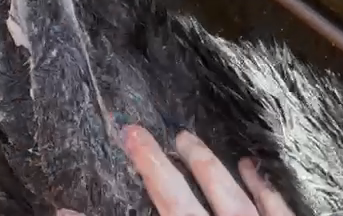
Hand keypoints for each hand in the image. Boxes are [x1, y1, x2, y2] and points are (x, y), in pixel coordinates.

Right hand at [59, 126, 295, 215]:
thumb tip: (64, 212)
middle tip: (143, 136)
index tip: (125, 135)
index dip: (142, 167)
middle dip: (164, 162)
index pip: (162, 201)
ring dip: (208, 165)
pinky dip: (265, 190)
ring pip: (232, 197)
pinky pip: (278, 213)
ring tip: (190, 143)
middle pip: (185, 197)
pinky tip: (252, 170)